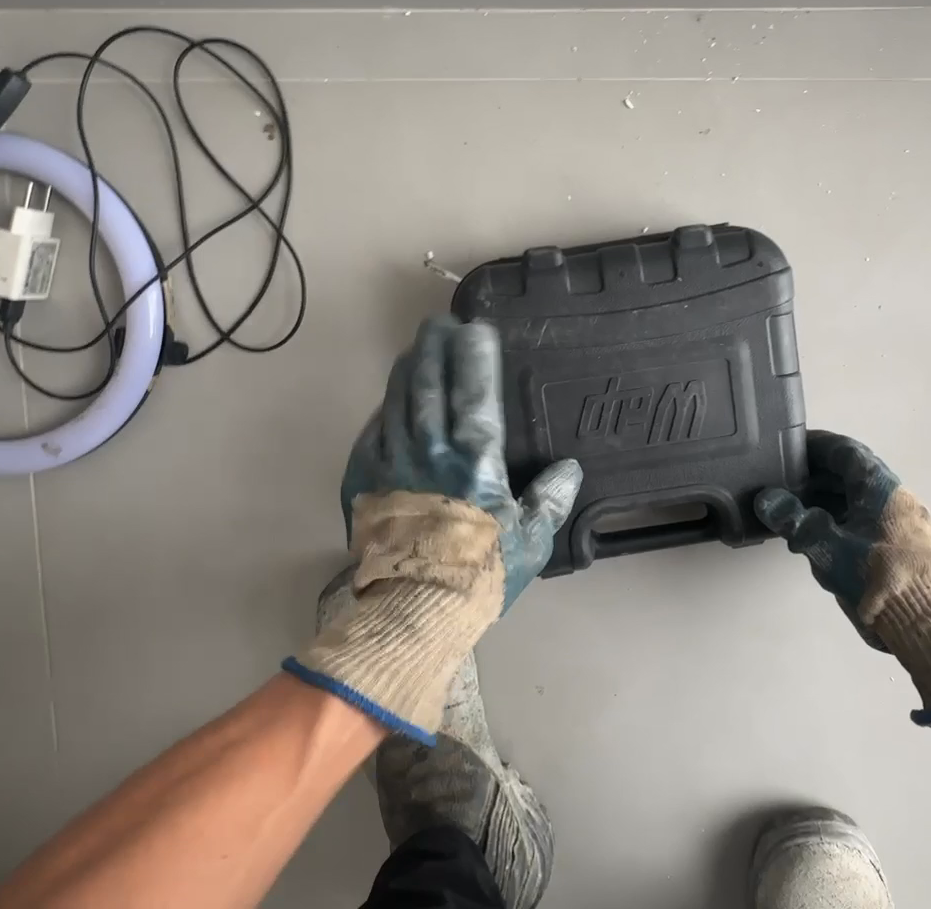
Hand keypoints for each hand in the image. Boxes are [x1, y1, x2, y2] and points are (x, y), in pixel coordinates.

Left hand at [338, 316, 581, 610]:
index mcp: (474, 457)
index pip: (475, 389)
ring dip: (408, 371)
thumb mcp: (530, 538)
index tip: (476, 328)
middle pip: (430, 383)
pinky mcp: (362, 480)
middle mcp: (429, 447)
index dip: (476, 354)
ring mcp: (390, 460)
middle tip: (439, 324)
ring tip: (415, 350)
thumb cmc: (478, 571)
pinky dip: (383, 411)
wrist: (413, 607)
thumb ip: (550, 499)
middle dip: (436, 348)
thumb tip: (568, 470)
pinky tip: (389, 402)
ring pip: (398, 401)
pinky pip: (372, 433)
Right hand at [755, 431, 930, 727]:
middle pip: (854, 476)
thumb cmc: (876, 578)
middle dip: (818, 477)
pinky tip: (821, 538)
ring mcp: (907, 526)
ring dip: (829, 501)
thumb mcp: (826, 546)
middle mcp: (900, 500)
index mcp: (883, 489)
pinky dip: (842, 520)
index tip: (793, 446)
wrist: (924, 626)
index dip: (818, 446)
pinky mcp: (907, 550)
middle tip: (786, 481)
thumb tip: (767, 500)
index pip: (847, 452)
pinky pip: (868, 522)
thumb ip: (794, 520)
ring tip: (796, 512)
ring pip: (862, 501)